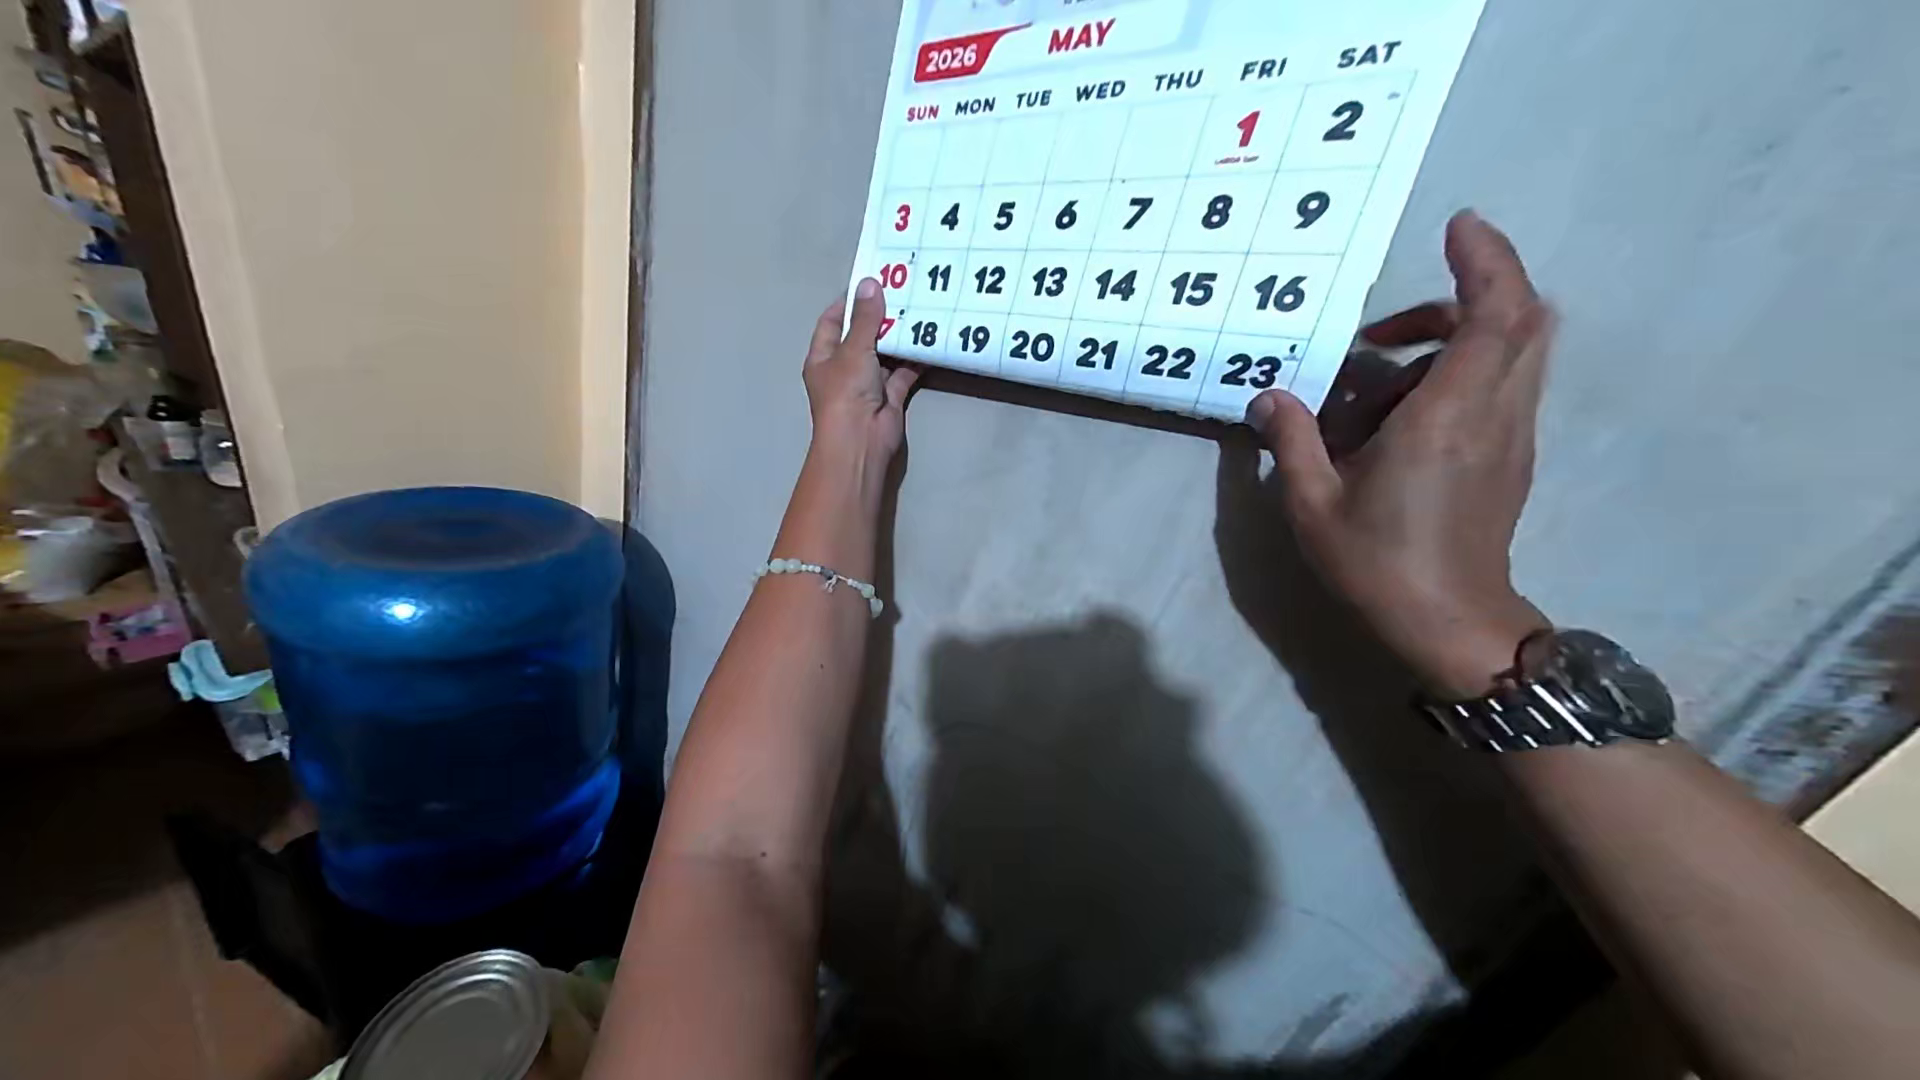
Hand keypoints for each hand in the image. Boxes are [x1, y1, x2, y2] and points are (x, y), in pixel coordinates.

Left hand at [804, 278, 919, 465]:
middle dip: (880, 318)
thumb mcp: (854, 349)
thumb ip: (866, 318)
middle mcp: (845, 369)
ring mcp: (868, 384)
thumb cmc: (846, 392)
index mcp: (824, 357)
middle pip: (863, 337)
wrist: (861, 440)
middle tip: (904, 293)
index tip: (871, 284)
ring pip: (886, 354)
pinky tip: (929, 340)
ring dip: (900, 337)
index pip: (833, 323)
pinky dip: (915, 359)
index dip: (849, 303)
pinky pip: (904, 372)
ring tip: (920, 310)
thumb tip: (871, 283)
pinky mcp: (891, 396)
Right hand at [1245, 210, 1553, 698]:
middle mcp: (1494, 415)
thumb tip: (1269, 396)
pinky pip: (1502, 386)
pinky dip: (1460, 372)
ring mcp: (1511, 436)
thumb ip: (1290, 441)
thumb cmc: (1376, 562)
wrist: (1448, 621)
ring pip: (1516, 352)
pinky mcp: (1511, 456)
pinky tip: (1401, 414)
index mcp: (1446, 420)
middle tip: (1387, 326)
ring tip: (1381, 376)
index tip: (1456, 226)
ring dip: (1456, 338)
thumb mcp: (1312, 503)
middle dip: (1465, 295)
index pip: (1494, 316)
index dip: (1484, 261)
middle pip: (1522, 320)